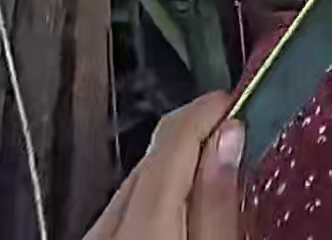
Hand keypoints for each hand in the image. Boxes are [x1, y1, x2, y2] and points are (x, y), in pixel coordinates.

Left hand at [83, 92, 244, 239]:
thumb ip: (217, 204)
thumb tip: (230, 132)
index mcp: (140, 229)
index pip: (174, 133)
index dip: (211, 108)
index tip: (242, 105)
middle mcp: (102, 229)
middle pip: (157, 154)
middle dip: (199, 141)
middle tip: (239, 148)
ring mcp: (90, 238)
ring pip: (139, 180)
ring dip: (178, 171)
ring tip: (212, 189)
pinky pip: (122, 208)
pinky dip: (154, 201)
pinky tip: (179, 219)